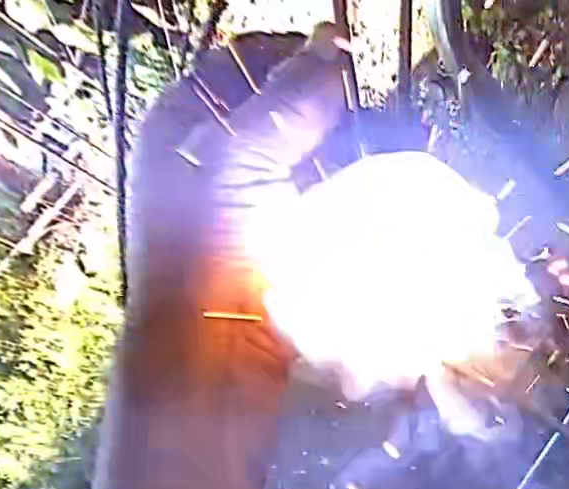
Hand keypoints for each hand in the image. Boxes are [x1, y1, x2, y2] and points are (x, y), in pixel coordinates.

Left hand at [125, 29, 349, 383]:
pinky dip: (345, 199)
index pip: (248, 63)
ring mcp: (252, 208)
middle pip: (283, 112)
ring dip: (343, 157)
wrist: (217, 356)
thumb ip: (284, 104)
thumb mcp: (236, 164)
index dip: (297, 56)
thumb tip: (332, 52)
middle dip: (328, 111)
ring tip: (381, 155)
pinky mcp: (282, 249)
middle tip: (372, 115)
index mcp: (186, 124)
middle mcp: (216, 160)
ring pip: (308, 160)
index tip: (347, 64)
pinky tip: (371, 200)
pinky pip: (321, 206)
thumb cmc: (206, 259)